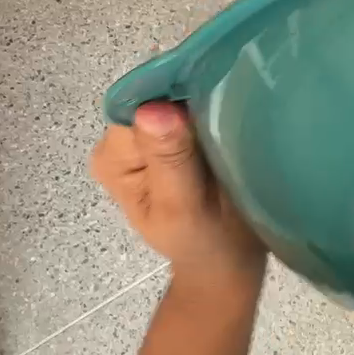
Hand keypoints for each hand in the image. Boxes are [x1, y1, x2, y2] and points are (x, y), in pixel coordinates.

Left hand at [91, 103, 266, 284]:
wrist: (225, 260)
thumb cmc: (205, 241)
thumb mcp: (183, 207)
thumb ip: (169, 159)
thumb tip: (153, 110)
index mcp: (115, 158)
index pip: (139, 105)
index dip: (176, 98)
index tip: (215, 103)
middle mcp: (126, 140)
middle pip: (159, 94)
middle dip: (194, 96)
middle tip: (233, 114)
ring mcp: (152, 135)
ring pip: (179, 95)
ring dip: (208, 100)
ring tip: (237, 117)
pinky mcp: (178, 132)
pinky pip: (194, 105)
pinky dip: (215, 107)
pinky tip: (236, 119)